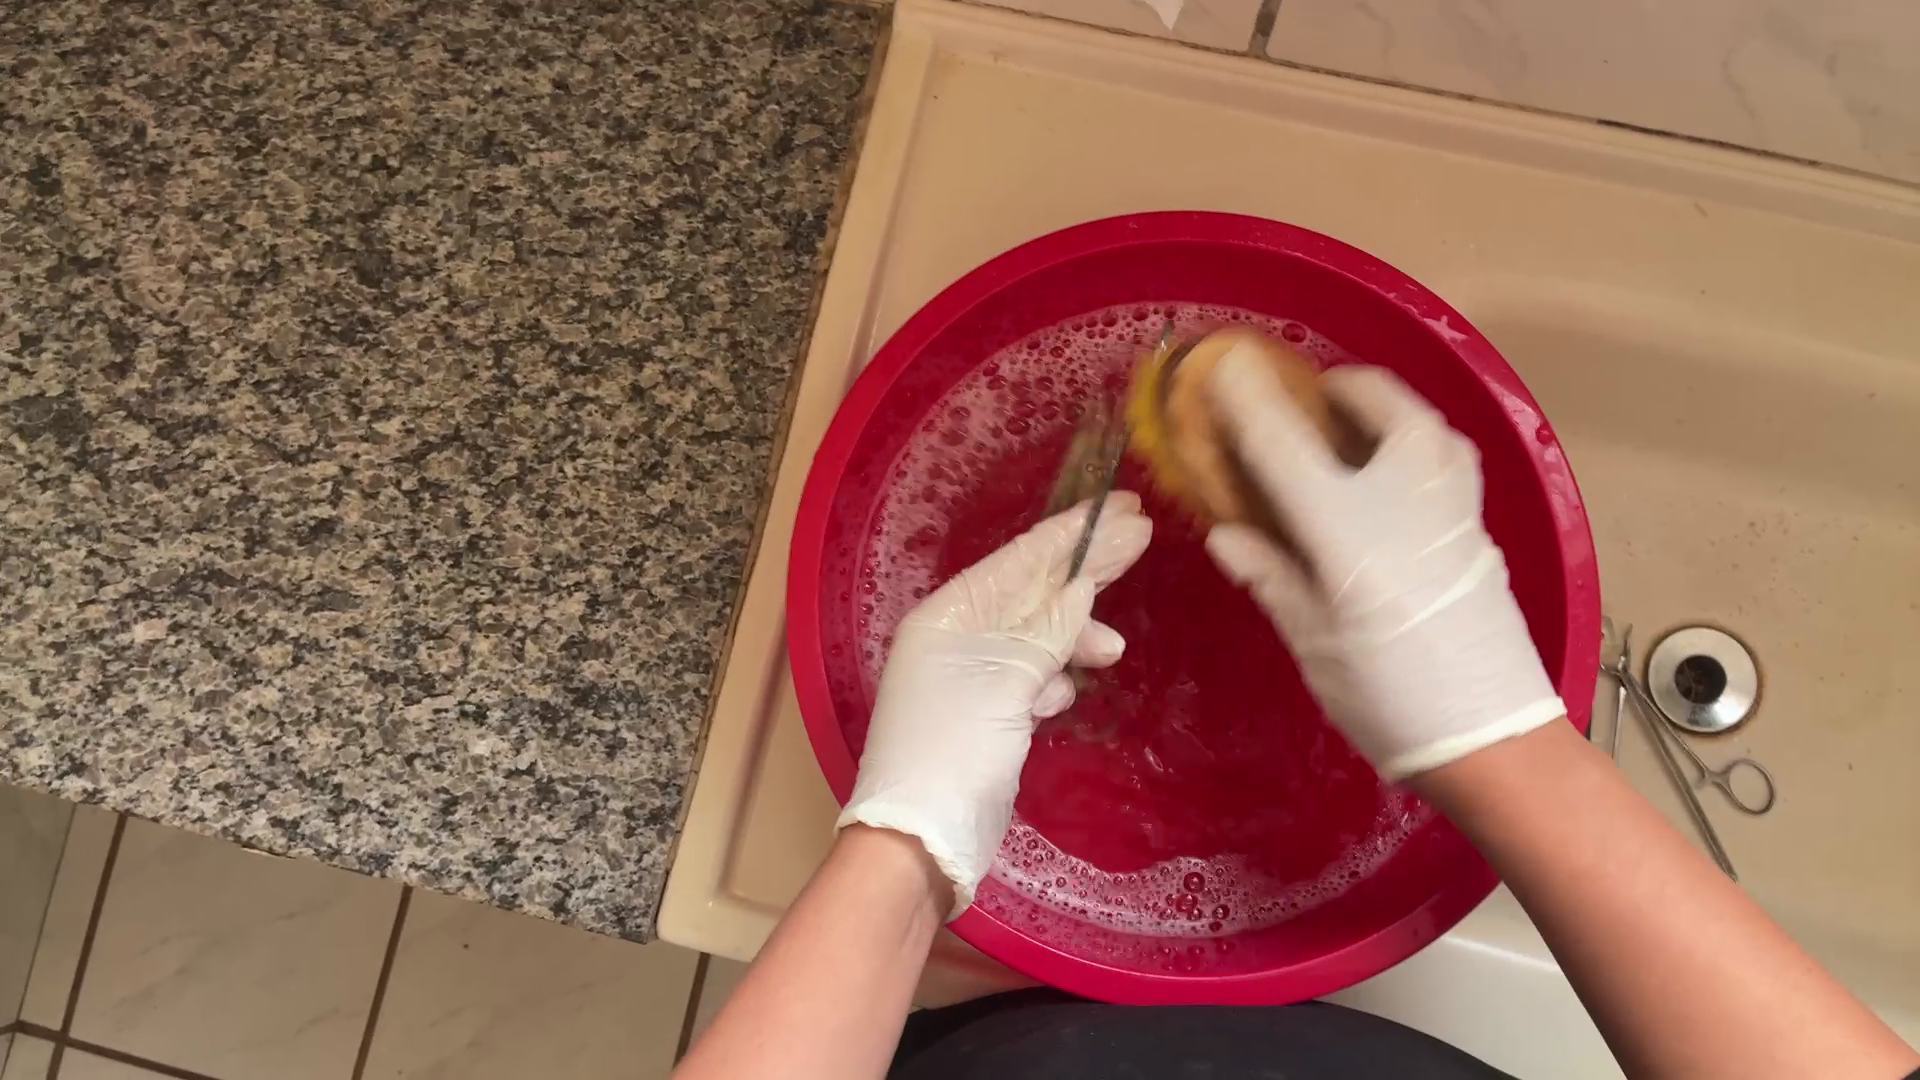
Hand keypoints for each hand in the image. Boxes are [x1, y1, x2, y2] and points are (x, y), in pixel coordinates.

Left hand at [838, 493, 1152, 917]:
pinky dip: (1052, 681)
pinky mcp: (992, 711)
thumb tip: (1085, 584)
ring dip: (1074, 640)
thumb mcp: (1005, 678)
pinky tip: (1058, 697)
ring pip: (1039, 638)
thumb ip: (1049, 628)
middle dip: (1086, 570)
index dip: (1072, 532)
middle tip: (1142, 536)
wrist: (922, 839)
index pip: (1019, 559)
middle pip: (1034, 591)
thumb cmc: (954, 746)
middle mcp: (959, 635)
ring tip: (1112, 650)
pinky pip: (1033, 677)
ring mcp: (975, 674)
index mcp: (949, 613)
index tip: (1120, 509)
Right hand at [1203, 352, 1563, 779]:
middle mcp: (1406, 499)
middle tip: (1311, 397)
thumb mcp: (1309, 638)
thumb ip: (1269, 574)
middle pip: (1381, 405)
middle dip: (1343, 386)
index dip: (1249, 401)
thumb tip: (1227, 534)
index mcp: (1346, 527)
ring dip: (1386, 411)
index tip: (1226, 366)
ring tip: (1354, 430)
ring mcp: (1454, 509)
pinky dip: (1414, 446)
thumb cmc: (1383, 693)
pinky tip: (1393, 482)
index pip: (1284, 445)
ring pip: (1427, 425)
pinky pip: (1446, 460)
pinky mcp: (1479, 529)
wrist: (1490, 740)